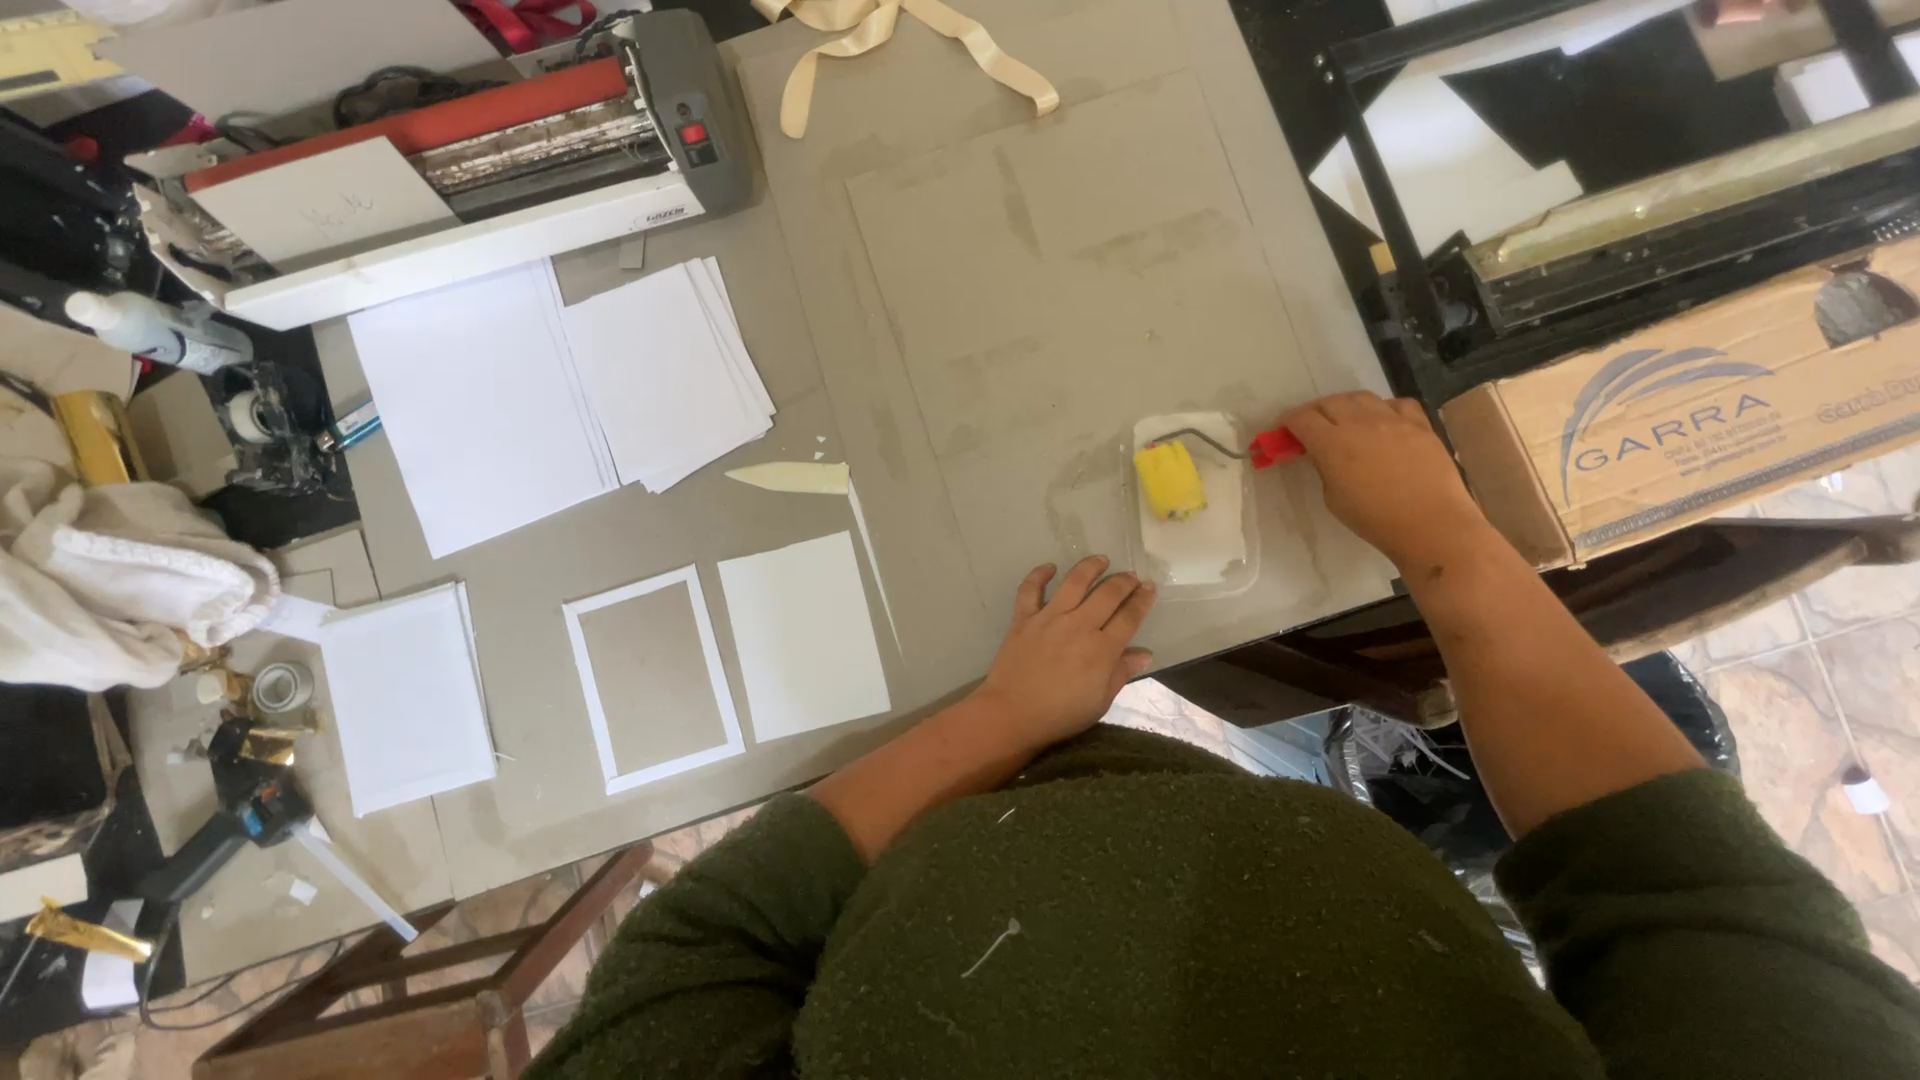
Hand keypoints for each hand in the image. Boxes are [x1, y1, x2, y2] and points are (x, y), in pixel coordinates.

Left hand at [970, 555, 1155, 750]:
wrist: (1011, 715)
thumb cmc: (1060, 715)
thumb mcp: (1100, 702)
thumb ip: (1121, 673)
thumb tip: (1144, 653)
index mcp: (1101, 650)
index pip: (1129, 617)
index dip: (1142, 600)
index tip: (1149, 588)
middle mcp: (1078, 626)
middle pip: (1107, 594)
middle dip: (1124, 581)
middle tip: (1131, 575)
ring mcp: (1049, 619)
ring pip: (1074, 582)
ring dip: (1090, 567)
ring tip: (1101, 559)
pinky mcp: (1023, 619)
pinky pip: (1030, 590)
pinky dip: (1039, 575)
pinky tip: (1050, 567)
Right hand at [1280, 391, 1492, 568]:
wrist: (1431, 524)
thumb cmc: (1375, 519)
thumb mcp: (1333, 497)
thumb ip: (1324, 468)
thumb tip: (1321, 453)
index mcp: (1333, 444)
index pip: (1301, 419)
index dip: (1287, 422)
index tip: (1284, 432)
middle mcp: (1360, 423)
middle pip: (1329, 402)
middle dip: (1314, 412)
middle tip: (1311, 428)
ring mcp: (1393, 420)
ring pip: (1361, 397)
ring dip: (1345, 405)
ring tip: (1345, 421)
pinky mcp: (1420, 424)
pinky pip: (1396, 403)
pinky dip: (1382, 408)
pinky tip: (1383, 423)